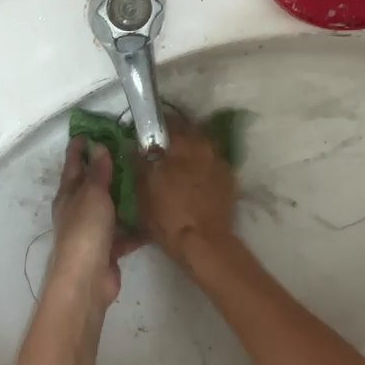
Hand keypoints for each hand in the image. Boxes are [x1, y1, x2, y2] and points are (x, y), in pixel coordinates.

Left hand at [47, 139, 139, 312]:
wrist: (87, 278)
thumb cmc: (85, 231)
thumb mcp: (92, 195)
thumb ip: (98, 172)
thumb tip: (98, 146)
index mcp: (68, 195)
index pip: (72, 165)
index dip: (78, 149)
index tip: (86, 133)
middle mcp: (78, 211)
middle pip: (92, 187)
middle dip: (106, 171)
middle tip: (127, 153)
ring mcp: (93, 232)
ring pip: (111, 210)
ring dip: (124, 199)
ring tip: (146, 182)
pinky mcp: (109, 250)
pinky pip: (125, 234)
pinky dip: (137, 228)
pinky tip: (155, 219)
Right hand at [136, 114, 238, 265]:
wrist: (204, 243)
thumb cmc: (168, 217)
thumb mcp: (143, 192)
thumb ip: (139, 164)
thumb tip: (135, 147)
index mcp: (180, 144)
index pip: (166, 121)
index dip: (153, 128)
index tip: (144, 136)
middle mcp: (203, 145)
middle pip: (187, 132)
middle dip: (173, 139)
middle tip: (160, 153)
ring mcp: (219, 161)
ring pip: (200, 147)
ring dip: (189, 152)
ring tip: (178, 168)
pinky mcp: (229, 178)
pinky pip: (211, 163)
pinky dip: (202, 167)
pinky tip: (193, 182)